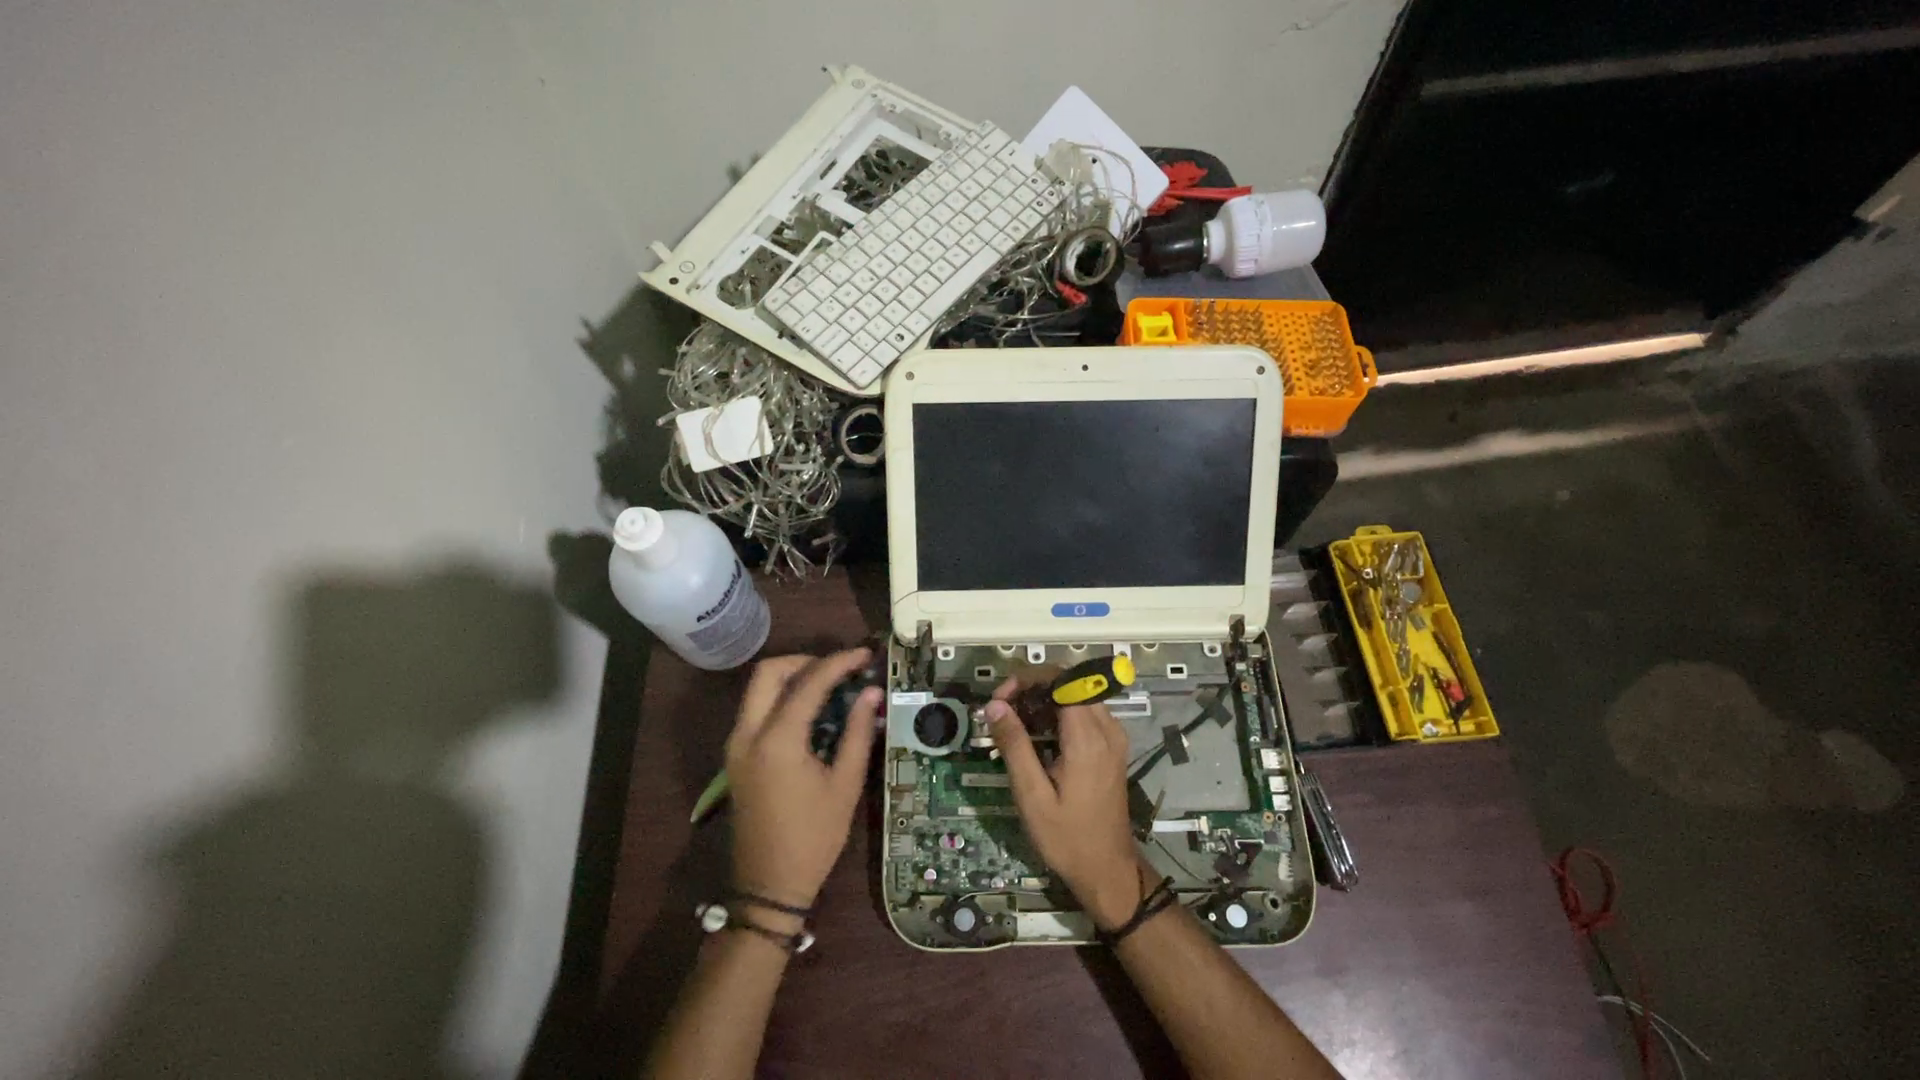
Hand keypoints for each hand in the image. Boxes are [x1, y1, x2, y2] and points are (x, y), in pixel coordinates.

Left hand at [725, 650, 881, 914]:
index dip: (839, 663)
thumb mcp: (845, 786)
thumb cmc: (813, 838)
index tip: (865, 656)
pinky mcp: (735, 756)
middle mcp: (748, 734)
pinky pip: (755, 710)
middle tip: (841, 671)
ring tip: (831, 689)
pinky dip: (781, 699)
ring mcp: (736, 745)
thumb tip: (871, 694)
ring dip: (791, 678)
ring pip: (757, 689)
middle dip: (806, 662)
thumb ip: (857, 733)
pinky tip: (811, 713)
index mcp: (777, 740)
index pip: (808, 683)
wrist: (769, 884)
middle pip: (769, 672)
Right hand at [986, 679, 1148, 930]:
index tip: (1000, 700)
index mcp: (1088, 738)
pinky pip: (1084, 714)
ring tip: (1013, 726)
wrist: (1107, 870)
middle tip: (1001, 713)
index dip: (1028, 679)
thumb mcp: (1031, 795)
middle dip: (1031, 688)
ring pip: (1077, 695)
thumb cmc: (1067, 838)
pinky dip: (1057, 714)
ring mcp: (1113, 737)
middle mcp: (1107, 729)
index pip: (1063, 679)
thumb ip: (1014, 745)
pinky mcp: (1111, 747)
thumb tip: (993, 705)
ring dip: (1043, 700)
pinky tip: (1035, 738)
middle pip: (1070, 683)